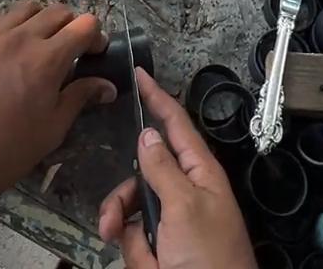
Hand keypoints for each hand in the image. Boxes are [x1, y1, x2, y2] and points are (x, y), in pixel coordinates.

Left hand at [0, 2, 115, 202]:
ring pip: (29, 9)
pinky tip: (11, 52)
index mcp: (47, 59)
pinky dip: (15, 27)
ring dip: (42, 21)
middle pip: (59, 11)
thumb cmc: (7, 150)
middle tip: (69, 51)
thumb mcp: (53, 128)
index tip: (93, 53)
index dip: (95, 36)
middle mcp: (22, 38)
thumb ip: (81, 97)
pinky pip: (1, 20)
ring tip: (39, 46)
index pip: (84, 24)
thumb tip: (107, 85)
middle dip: (71, 26)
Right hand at [97, 69, 255, 268]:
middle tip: (112, 218)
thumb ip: (162, 168)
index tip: (139, 73)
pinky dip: (137, 256)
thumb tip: (148, 133)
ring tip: (139, 257)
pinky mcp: (162, 252)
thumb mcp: (184, 208)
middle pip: (144, 171)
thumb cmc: (210, 260)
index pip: (176, 123)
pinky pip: (134, 241)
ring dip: (126, 231)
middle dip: (125, 194)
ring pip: (132, 209)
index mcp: (200, 173)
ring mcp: (173, 224)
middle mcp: (186, 192)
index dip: (157, 97)